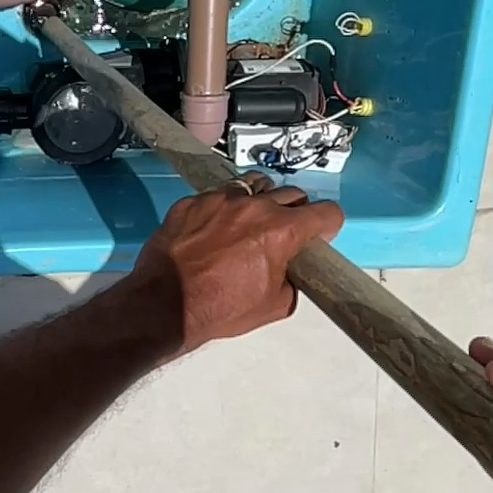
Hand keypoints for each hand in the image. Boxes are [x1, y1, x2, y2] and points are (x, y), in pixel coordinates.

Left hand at [127, 176, 343, 353]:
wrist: (165, 302)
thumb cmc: (222, 308)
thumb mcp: (276, 304)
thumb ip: (293, 277)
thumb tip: (289, 267)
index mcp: (281, 230)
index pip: (327, 211)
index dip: (327, 226)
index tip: (318, 236)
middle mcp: (253, 206)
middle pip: (291, 194)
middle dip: (295, 211)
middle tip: (285, 231)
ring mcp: (218, 199)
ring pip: (253, 184)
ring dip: (261, 199)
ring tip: (253, 219)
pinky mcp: (190, 201)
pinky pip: (217, 194)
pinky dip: (224, 206)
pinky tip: (216, 226)